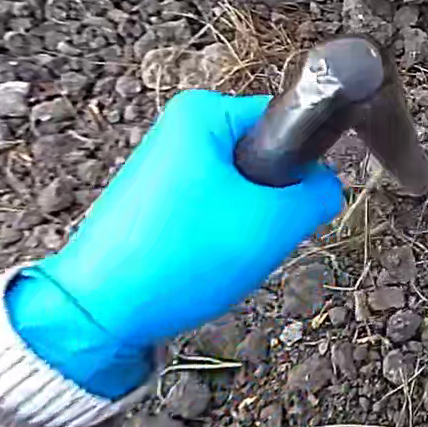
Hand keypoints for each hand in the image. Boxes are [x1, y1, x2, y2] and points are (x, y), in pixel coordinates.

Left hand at [10, 90, 344, 396]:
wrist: (100, 314)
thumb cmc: (187, 255)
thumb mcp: (278, 222)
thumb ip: (322, 192)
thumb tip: (327, 186)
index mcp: (204, 112)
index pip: (288, 124)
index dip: (305, 164)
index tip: (295, 201)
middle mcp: (181, 126)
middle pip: (268, 155)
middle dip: (277, 194)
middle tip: (265, 228)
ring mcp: (167, 160)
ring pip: (246, 182)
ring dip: (255, 215)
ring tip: (235, 244)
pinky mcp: (158, 193)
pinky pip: (219, 199)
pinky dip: (228, 226)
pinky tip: (215, 252)